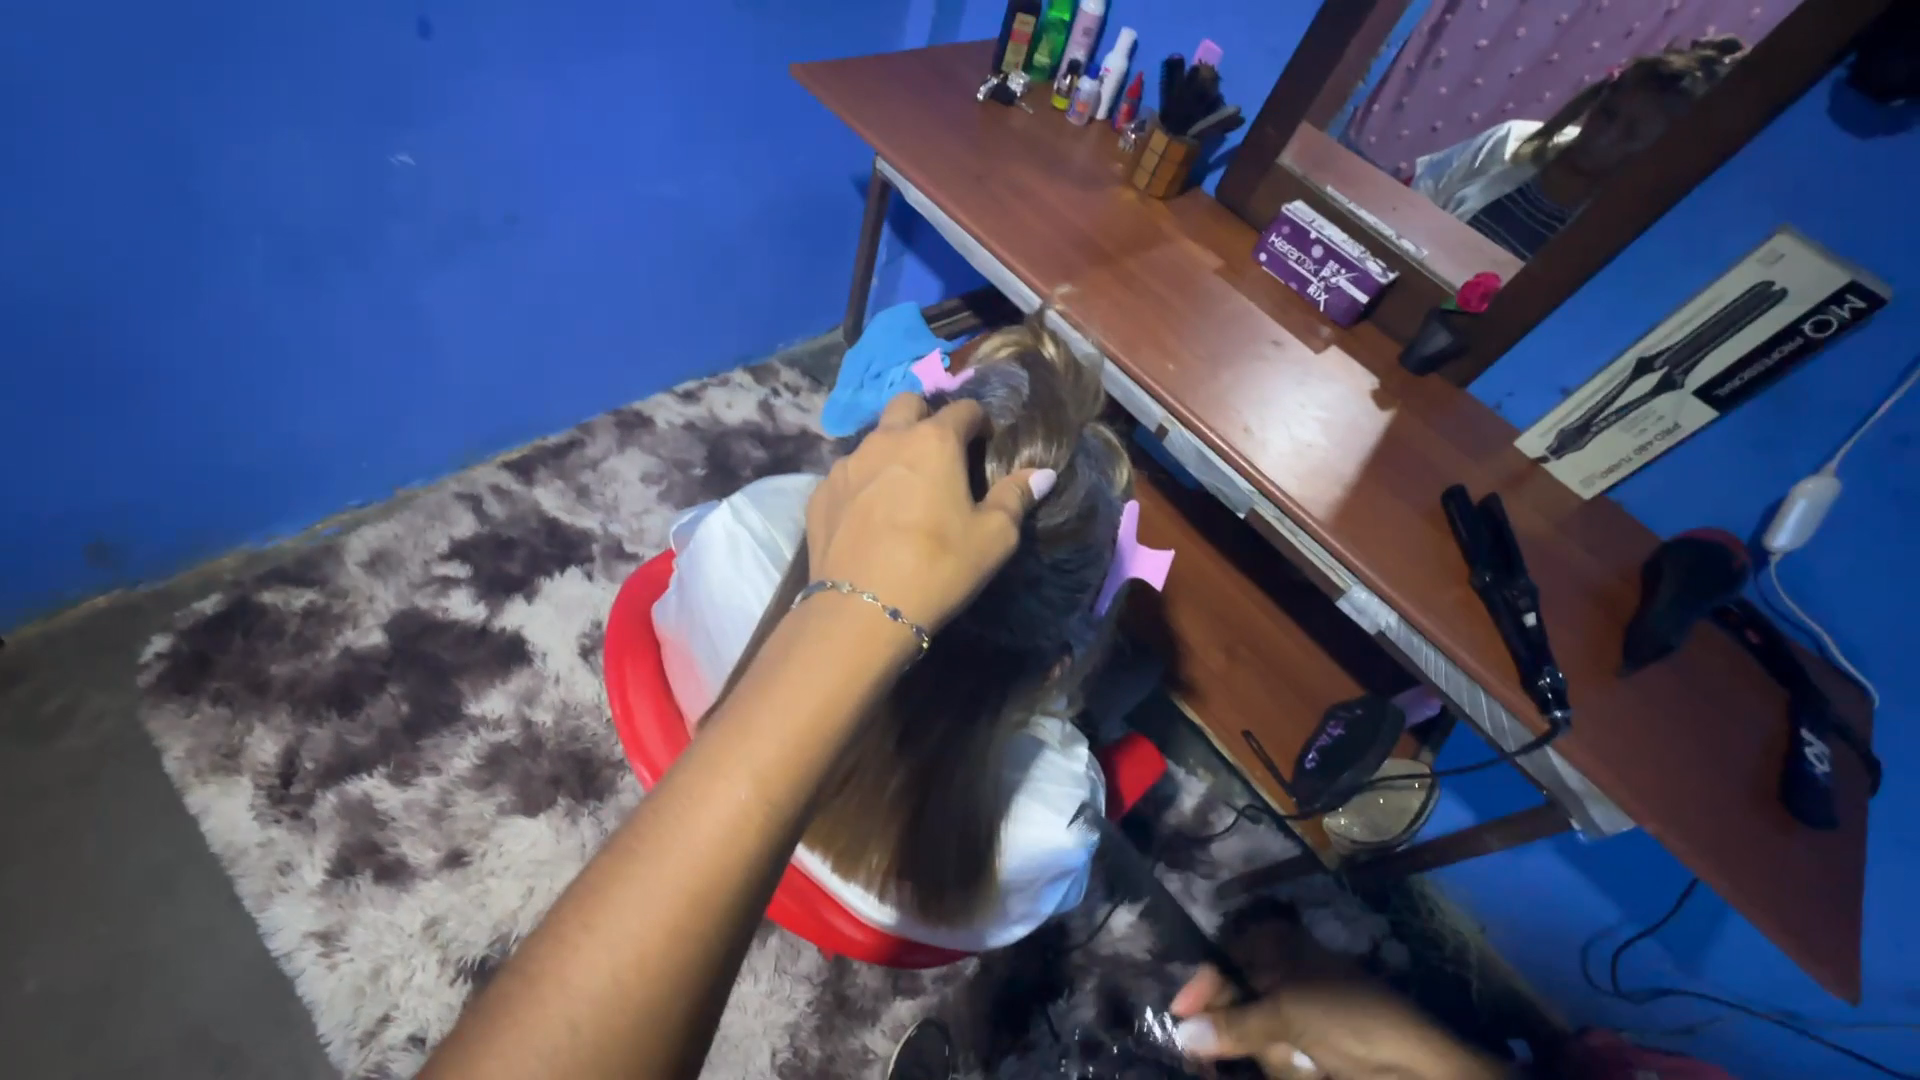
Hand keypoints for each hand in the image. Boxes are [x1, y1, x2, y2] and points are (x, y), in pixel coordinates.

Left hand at [804, 392, 1053, 632]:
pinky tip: (868, 515)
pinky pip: (847, 474)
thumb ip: (1016, 497)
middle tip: (939, 451)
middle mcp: (886, 440)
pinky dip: (862, 483)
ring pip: (873, 439)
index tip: (985, 441)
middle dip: (926, 417)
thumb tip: (1043, 473)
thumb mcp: (993, 538)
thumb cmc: (938, 567)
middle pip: (907, 404)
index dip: (978, 421)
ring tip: (901, 487)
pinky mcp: (820, 493)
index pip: (963, 409)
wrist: (862, 609)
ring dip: (891, 450)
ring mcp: (846, 464)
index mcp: (933, 442)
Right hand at [1170, 966, 1506, 1079]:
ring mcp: (1297, 1017)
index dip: (1201, 987)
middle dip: (1230, 1029)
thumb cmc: (1351, 1020)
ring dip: (1269, 1057)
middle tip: (1215, 1056)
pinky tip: (1304, 1073)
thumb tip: (1180, 1032)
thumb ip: (1233, 1022)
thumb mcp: (1287, 1014)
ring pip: (1252, 1037)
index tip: (1178, 1015)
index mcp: (1278, 949)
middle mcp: (1282, 977)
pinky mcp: (1308, 1052)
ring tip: (1303, 1067)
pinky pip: (1272, 1059)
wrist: (1419, 1070)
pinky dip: (1280, 1069)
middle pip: (1233, 1001)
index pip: (1223, 960)